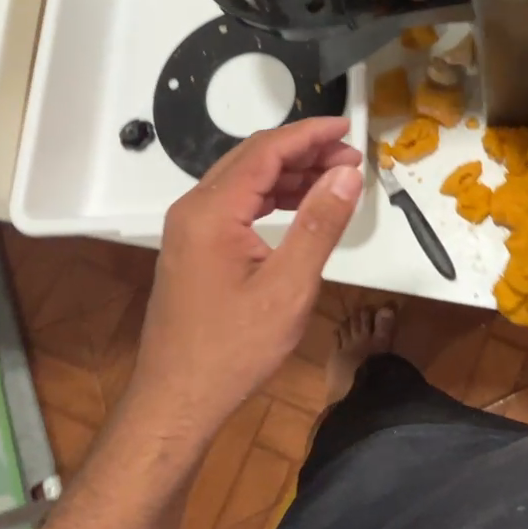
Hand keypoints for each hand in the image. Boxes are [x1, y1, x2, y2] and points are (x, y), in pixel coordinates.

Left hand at [126, 118, 363, 433]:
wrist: (177, 400)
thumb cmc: (234, 348)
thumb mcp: (288, 287)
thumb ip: (319, 224)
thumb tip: (347, 174)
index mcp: (211, 211)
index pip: (266, 151)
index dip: (310, 134)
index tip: (348, 128)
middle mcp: (194, 209)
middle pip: (253, 158)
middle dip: (304, 150)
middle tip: (350, 159)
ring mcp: (190, 228)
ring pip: (245, 179)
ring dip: (290, 173)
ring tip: (335, 179)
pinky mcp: (194, 247)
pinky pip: (237, 204)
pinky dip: (273, 196)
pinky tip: (301, 205)